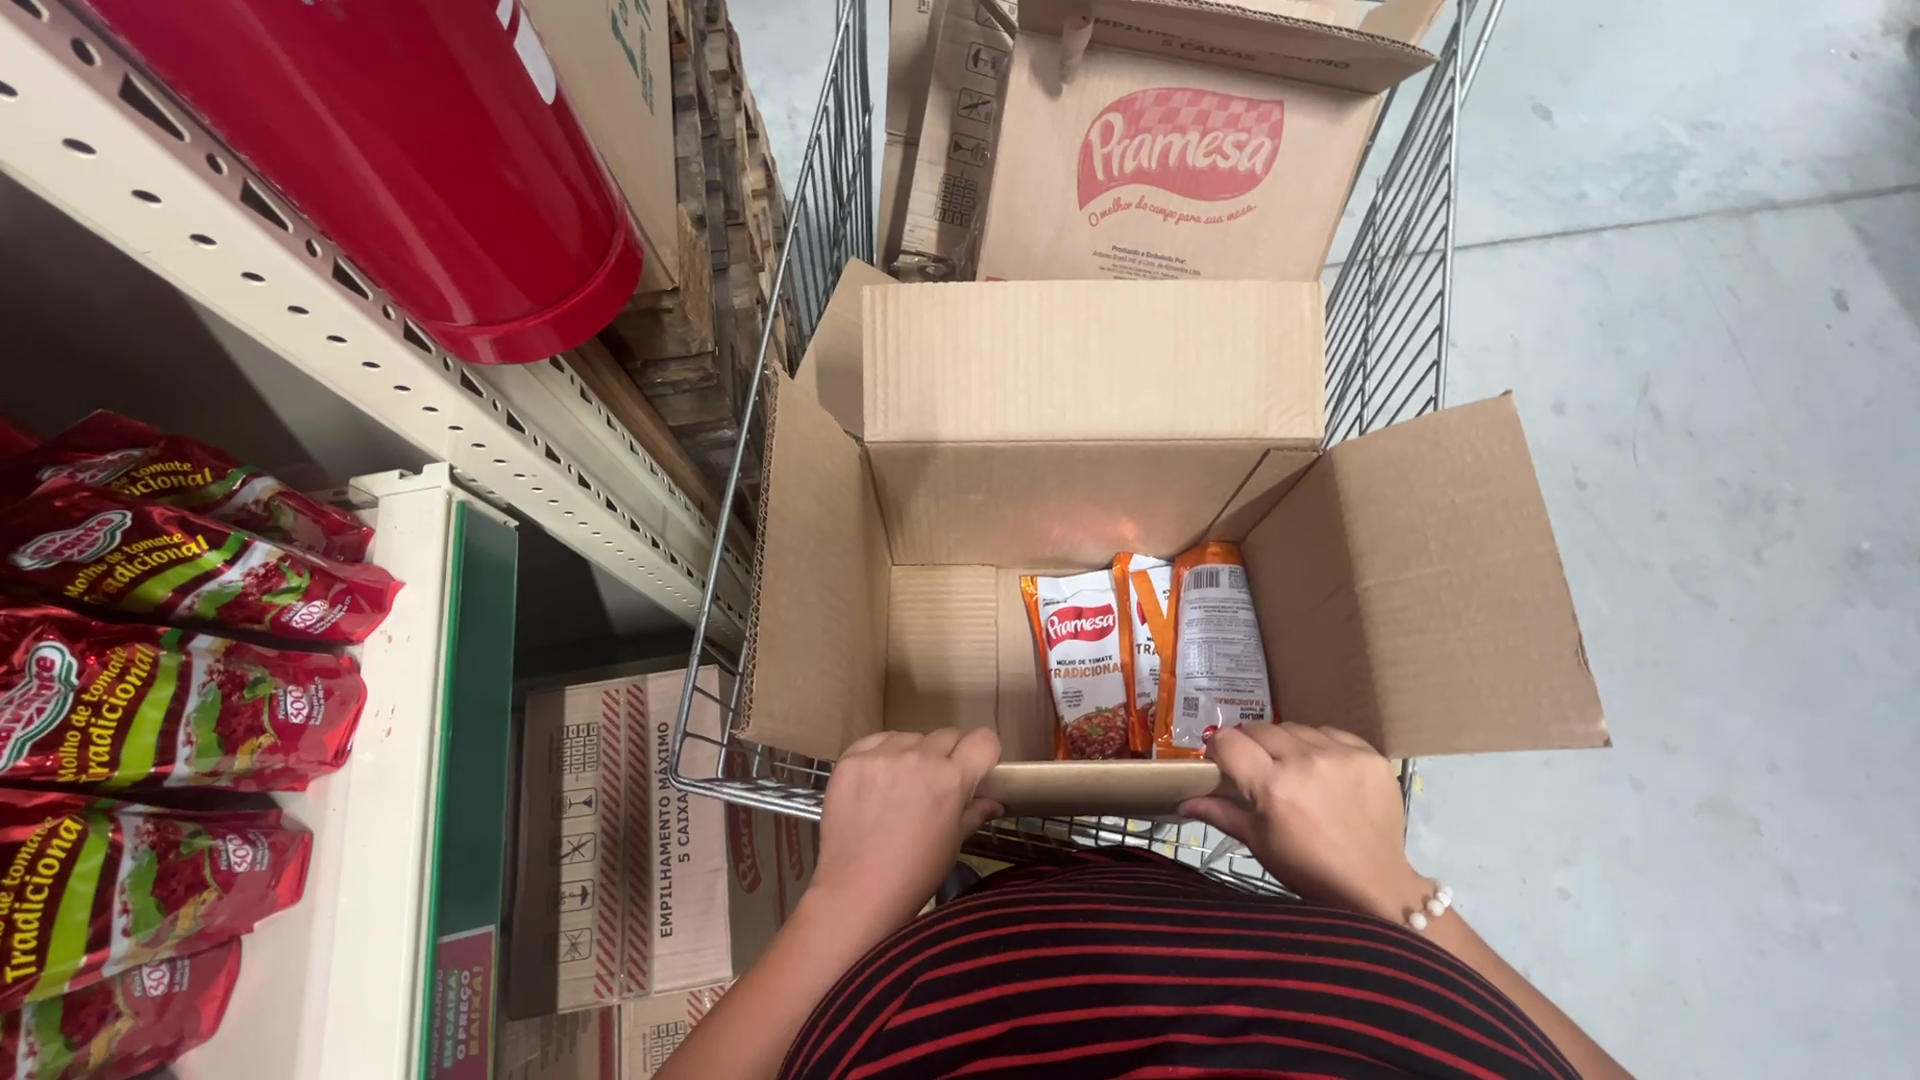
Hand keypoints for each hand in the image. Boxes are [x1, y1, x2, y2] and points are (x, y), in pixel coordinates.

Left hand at [808, 728, 1002, 938]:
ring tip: (900, 787)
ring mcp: (881, 756)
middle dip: (947, 757)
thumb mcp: (952, 844)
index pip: (983, 740)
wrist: (855, 891)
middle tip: (935, 786)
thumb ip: (974, 812)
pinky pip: (877, 741)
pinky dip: (882, 755)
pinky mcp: (851, 759)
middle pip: (947, 736)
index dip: (982, 755)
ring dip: (913, 755)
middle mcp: (918, 759)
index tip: (975, 770)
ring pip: (911, 737)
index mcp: (951, 779)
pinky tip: (877, 782)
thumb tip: (994, 802)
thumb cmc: (913, 875)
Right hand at [1180, 723, 1426, 921]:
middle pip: (1260, 729)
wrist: (1375, 885)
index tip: (1221, 760)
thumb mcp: (1258, 842)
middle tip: (1257, 768)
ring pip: (1295, 728)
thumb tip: (1182, 802)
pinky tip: (1323, 769)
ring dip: (1286, 743)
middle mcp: (1305, 762)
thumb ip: (1220, 813)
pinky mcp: (1370, 755)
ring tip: (1293, 769)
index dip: (1218, 748)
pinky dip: (1320, 745)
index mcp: (1272, 786)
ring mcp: (1340, 756)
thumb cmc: (1307, 869)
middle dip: (1251, 745)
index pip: (1228, 741)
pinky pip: (1331, 732)